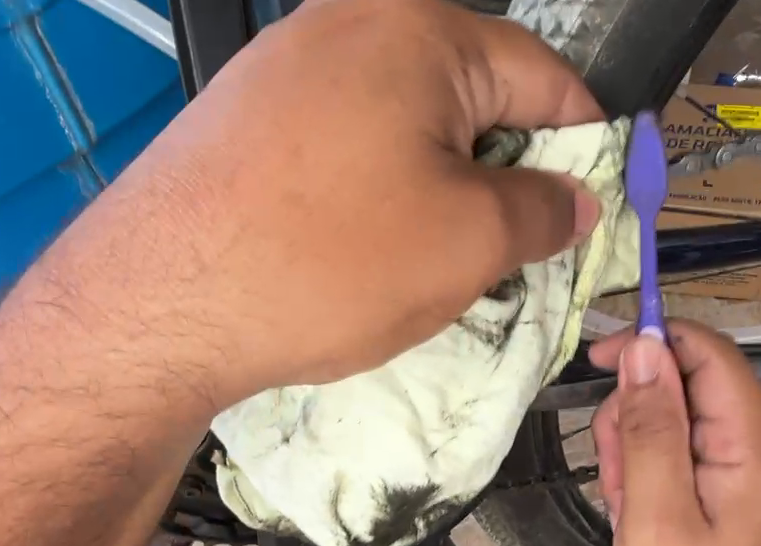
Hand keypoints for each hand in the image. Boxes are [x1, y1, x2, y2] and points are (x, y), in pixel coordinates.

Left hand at [14, 0, 601, 410]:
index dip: (586, 146)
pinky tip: (378, 252)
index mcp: (420, 30)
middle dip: (510, 174)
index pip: (545, 76)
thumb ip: (541, 211)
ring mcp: (293, 67)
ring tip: (448, 264)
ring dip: (449, 192)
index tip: (596, 208)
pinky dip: (389, 195)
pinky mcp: (255, 119)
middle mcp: (352, 22)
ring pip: (413, 129)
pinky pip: (356, 148)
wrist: (164, 302)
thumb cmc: (334, 262)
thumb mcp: (468, 241)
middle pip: (475, 99)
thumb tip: (577, 200)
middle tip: (522, 253)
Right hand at [591, 322, 760, 545]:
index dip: (656, 341)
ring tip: (625, 504)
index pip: (711, 355)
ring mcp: (737, 465)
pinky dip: (640, 472)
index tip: (600, 358)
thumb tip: (643, 349)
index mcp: (754, 447)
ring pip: (668, 415)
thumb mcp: (655, 513)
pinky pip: (669, 449)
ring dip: (631, 449)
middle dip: (635, 417)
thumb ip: (650, 427)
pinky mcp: (718, 483)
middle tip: (616, 475)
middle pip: (685, 383)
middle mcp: (755, 446)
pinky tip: (633, 511)